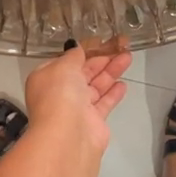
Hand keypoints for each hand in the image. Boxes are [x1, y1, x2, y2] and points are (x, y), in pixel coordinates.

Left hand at [22, 40, 132, 158]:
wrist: (68, 136)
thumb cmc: (60, 96)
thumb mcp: (63, 66)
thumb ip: (74, 56)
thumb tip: (78, 49)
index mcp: (47, 78)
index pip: (67, 61)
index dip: (84, 50)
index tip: (101, 40)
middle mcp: (60, 93)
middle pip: (84, 72)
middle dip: (102, 58)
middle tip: (121, 45)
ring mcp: (77, 108)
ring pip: (97, 85)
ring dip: (112, 71)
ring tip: (128, 57)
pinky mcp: (93, 121)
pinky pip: (104, 102)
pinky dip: (113, 93)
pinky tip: (123, 84)